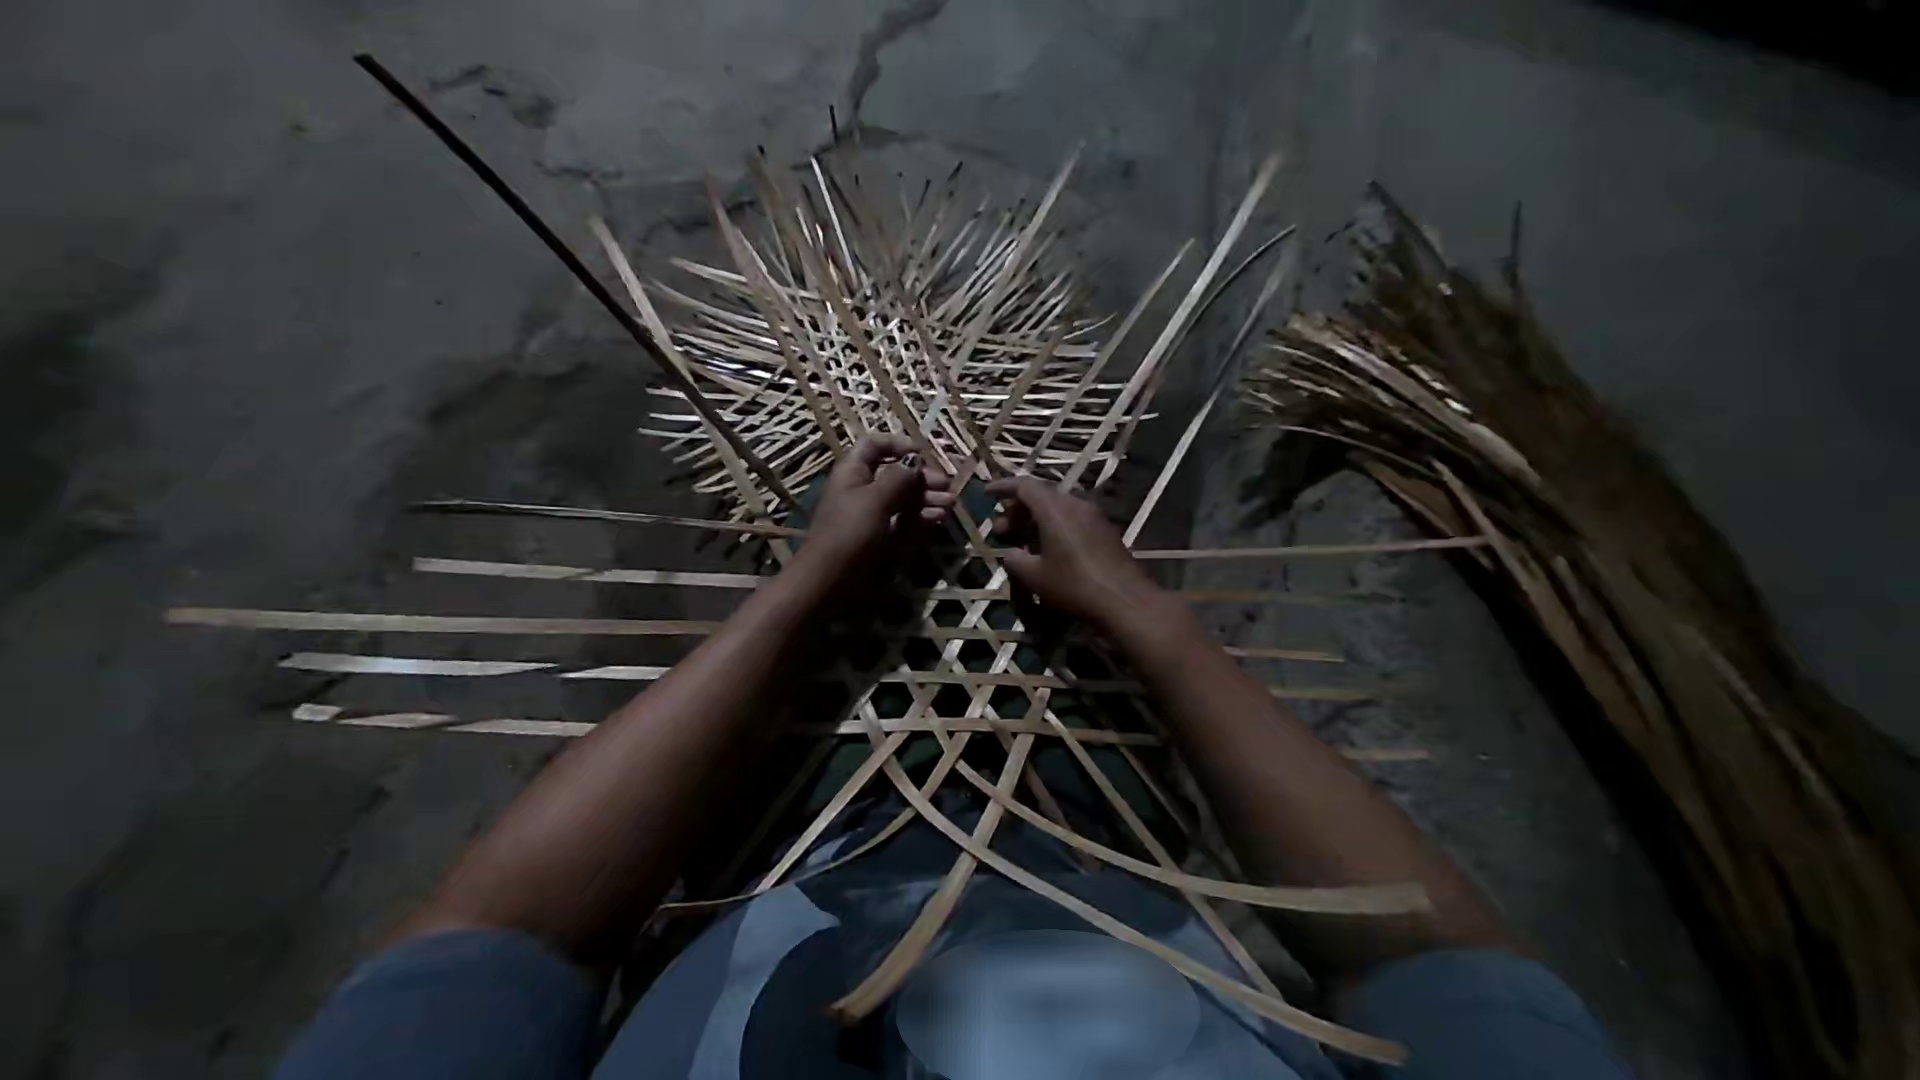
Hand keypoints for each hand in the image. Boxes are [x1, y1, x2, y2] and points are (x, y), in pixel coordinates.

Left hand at [797, 434, 953, 580]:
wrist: (831, 579)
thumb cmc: (850, 532)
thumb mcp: (876, 499)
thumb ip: (899, 478)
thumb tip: (915, 463)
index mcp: (852, 471)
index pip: (874, 445)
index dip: (898, 444)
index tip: (923, 453)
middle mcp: (861, 488)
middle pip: (894, 473)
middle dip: (922, 477)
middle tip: (947, 485)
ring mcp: (870, 514)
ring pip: (902, 498)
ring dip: (926, 498)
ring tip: (950, 505)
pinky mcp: (878, 536)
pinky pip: (902, 519)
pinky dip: (920, 517)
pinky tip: (938, 519)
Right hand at [985, 476, 1163, 631]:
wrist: (1124, 599)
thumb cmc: (1073, 585)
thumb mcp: (1034, 576)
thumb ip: (1015, 560)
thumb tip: (1011, 554)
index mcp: (1054, 509)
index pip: (1024, 486)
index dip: (1003, 488)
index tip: (986, 494)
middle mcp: (1075, 504)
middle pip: (1041, 495)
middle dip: (1017, 509)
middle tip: (1001, 530)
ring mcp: (1093, 515)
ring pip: (1058, 507)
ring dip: (1036, 518)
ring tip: (1022, 541)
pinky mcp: (1104, 530)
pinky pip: (1072, 518)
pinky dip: (1054, 525)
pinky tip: (1048, 549)